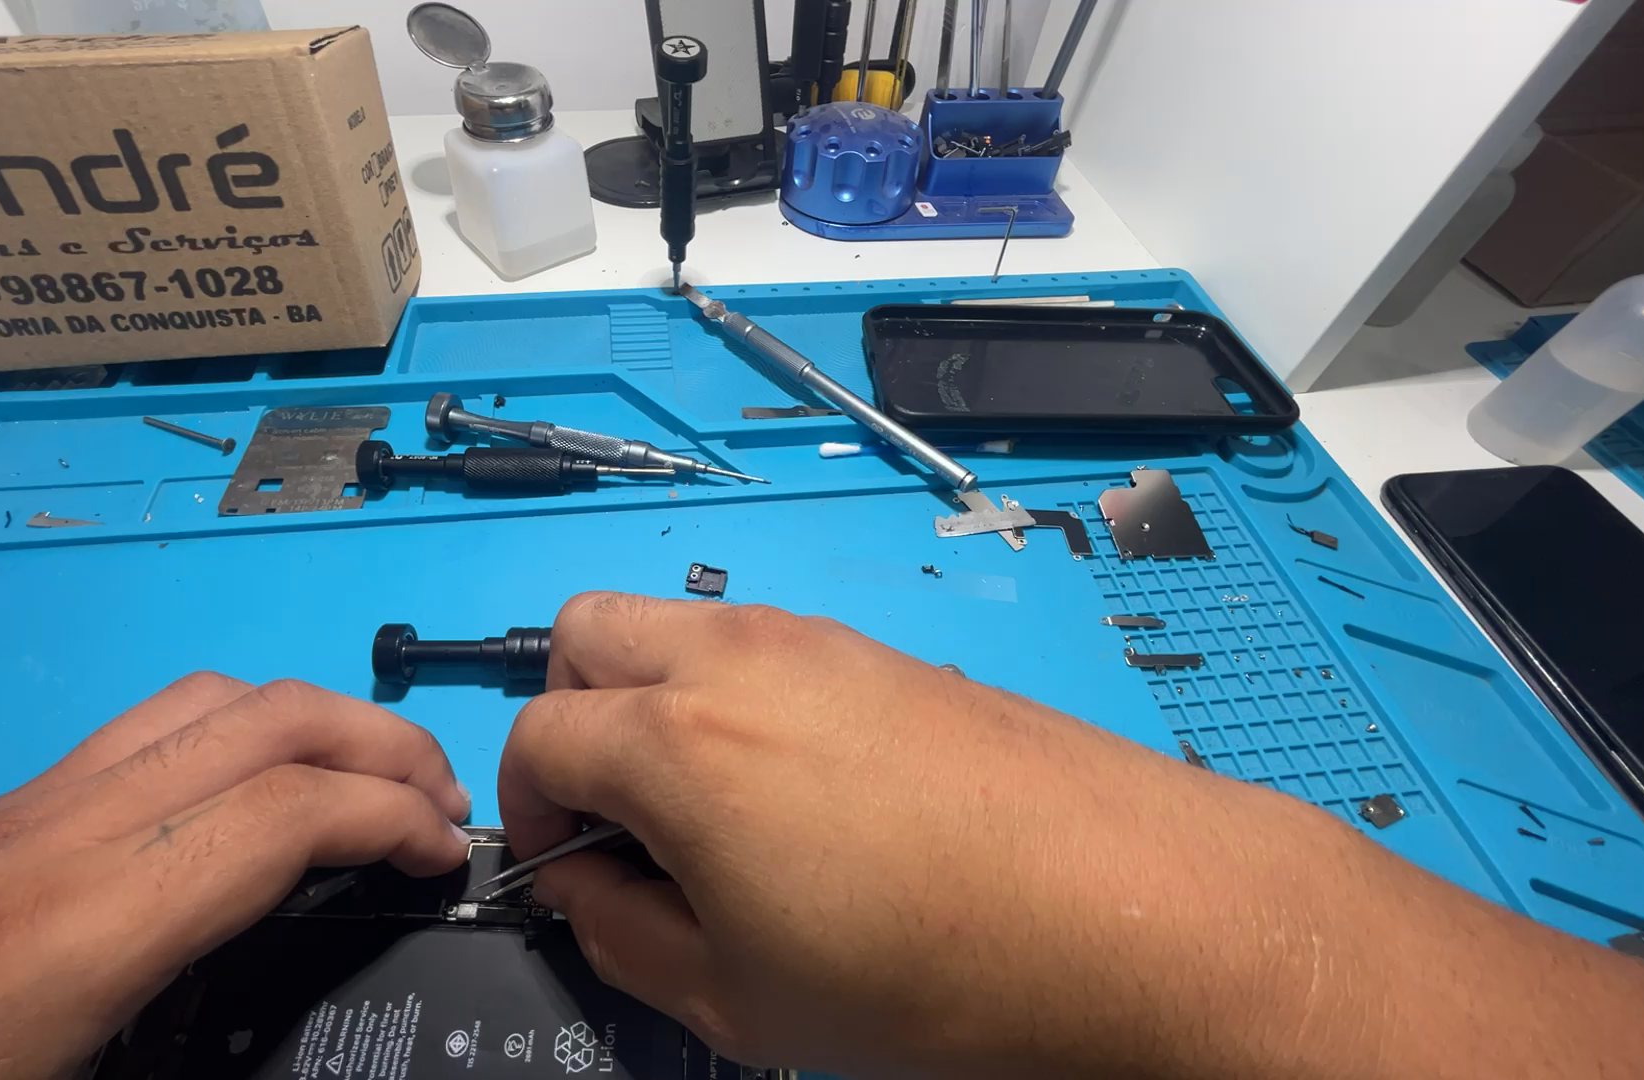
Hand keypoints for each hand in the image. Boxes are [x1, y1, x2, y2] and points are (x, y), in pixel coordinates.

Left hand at [0, 675, 470, 1078]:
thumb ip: (173, 1072)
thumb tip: (279, 1060)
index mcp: (54, 940)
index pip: (282, 816)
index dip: (394, 817)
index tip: (446, 854)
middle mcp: (43, 838)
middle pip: (268, 720)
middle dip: (387, 744)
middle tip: (442, 801)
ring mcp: (7, 810)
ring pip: (214, 702)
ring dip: (325, 722)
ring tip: (372, 778)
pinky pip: (153, 729)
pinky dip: (249, 733)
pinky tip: (255, 791)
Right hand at [498, 594, 1643, 1079]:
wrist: (1115, 897)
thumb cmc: (914, 970)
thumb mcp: (734, 996)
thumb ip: (622, 931)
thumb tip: (583, 880)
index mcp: (675, 739)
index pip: (535, 730)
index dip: (528, 802)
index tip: (570, 858)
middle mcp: (726, 655)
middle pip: (583, 628)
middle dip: (569, 709)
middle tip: (618, 799)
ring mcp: (799, 633)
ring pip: (667, 620)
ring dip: (646, 690)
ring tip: (706, 787)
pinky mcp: (860, 639)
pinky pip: (746, 636)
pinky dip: (721, 684)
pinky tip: (789, 769)